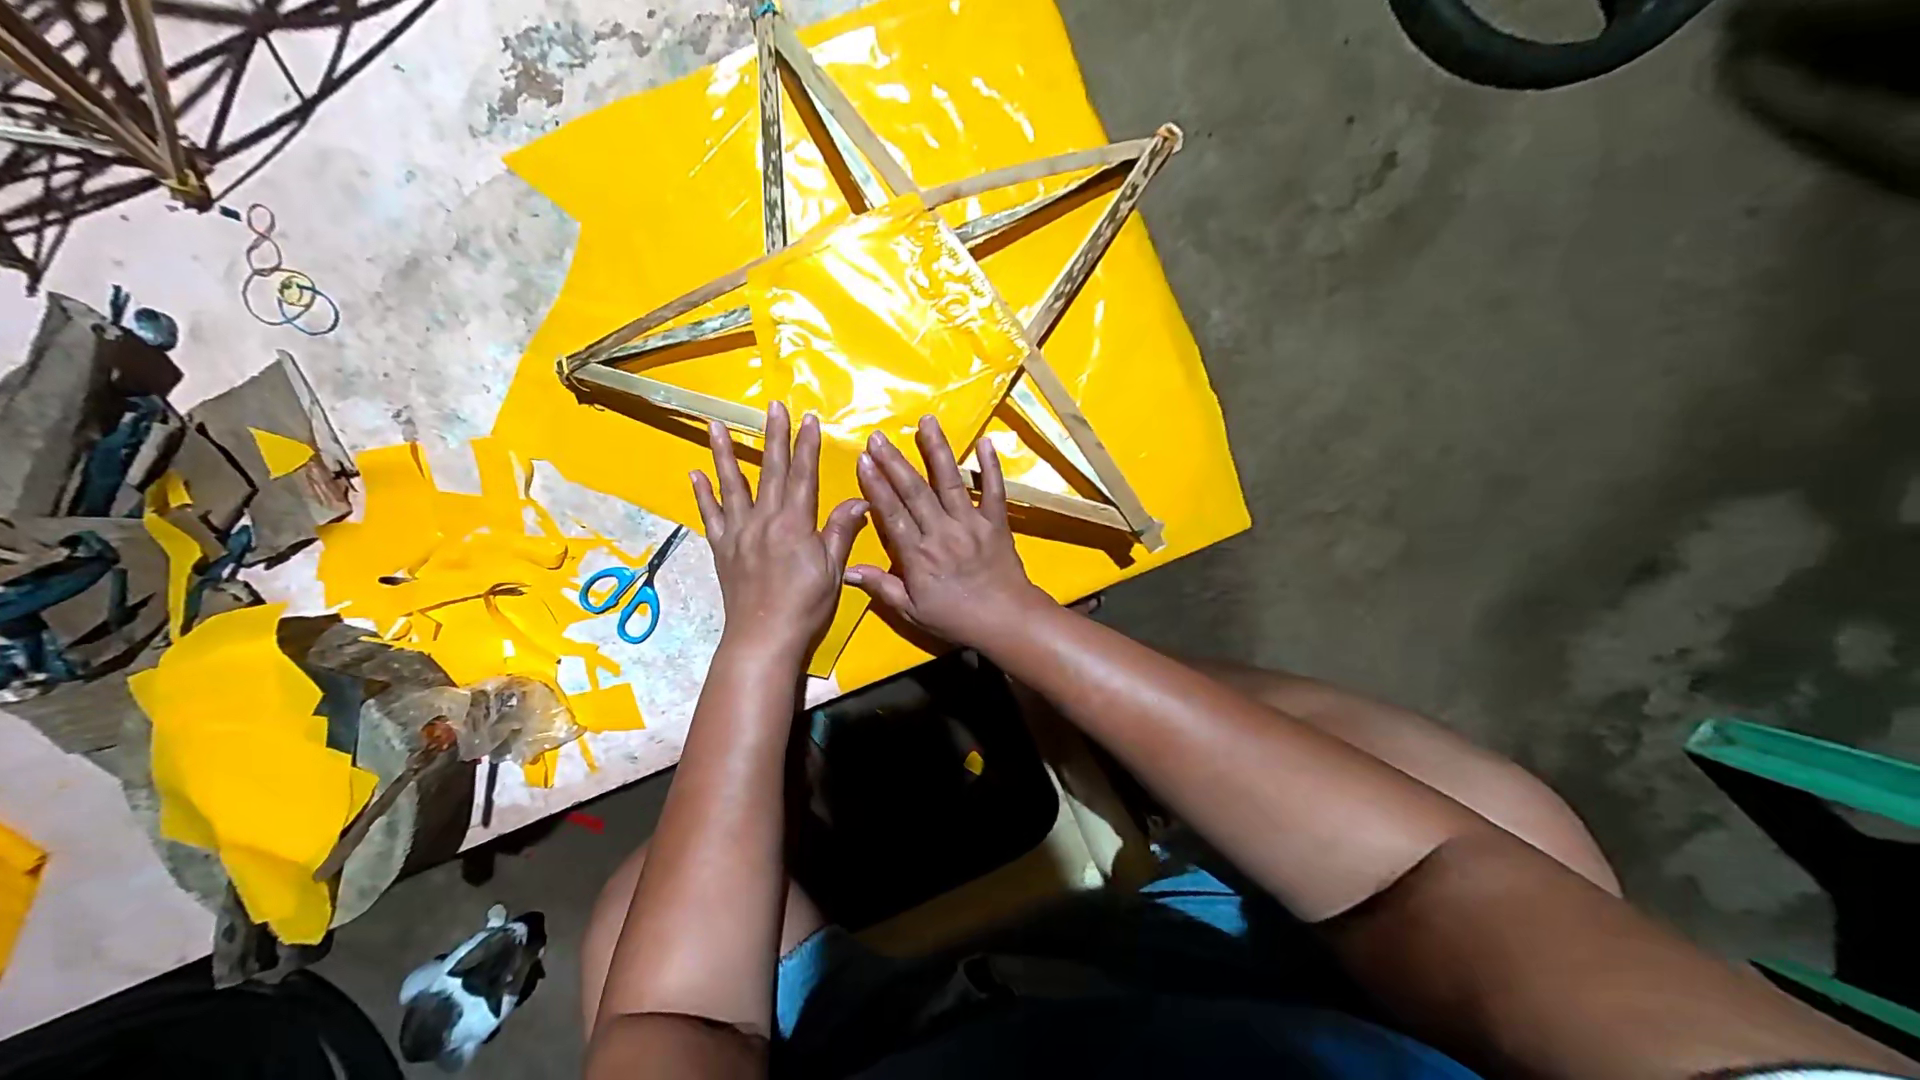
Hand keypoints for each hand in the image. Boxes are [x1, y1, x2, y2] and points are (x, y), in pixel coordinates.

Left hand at [691, 402, 867, 662]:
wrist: (764, 638)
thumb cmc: (805, 606)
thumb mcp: (832, 570)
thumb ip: (841, 531)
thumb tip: (861, 500)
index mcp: (795, 523)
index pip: (802, 475)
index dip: (806, 446)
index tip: (807, 419)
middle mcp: (764, 520)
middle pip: (769, 470)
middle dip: (773, 436)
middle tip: (771, 406)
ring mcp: (738, 533)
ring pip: (731, 485)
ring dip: (724, 453)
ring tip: (716, 426)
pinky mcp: (721, 549)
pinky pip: (710, 517)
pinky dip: (703, 495)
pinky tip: (695, 475)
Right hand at [849, 416, 1049, 647]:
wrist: (1006, 621)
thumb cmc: (956, 618)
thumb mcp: (912, 611)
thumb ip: (882, 587)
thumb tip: (847, 570)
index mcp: (918, 555)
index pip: (892, 514)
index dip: (876, 486)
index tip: (863, 460)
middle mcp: (942, 533)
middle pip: (915, 492)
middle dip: (895, 462)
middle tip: (879, 436)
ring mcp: (971, 524)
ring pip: (950, 482)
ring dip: (937, 450)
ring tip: (927, 422)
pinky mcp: (996, 522)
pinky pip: (994, 490)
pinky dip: (990, 466)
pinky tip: (986, 441)